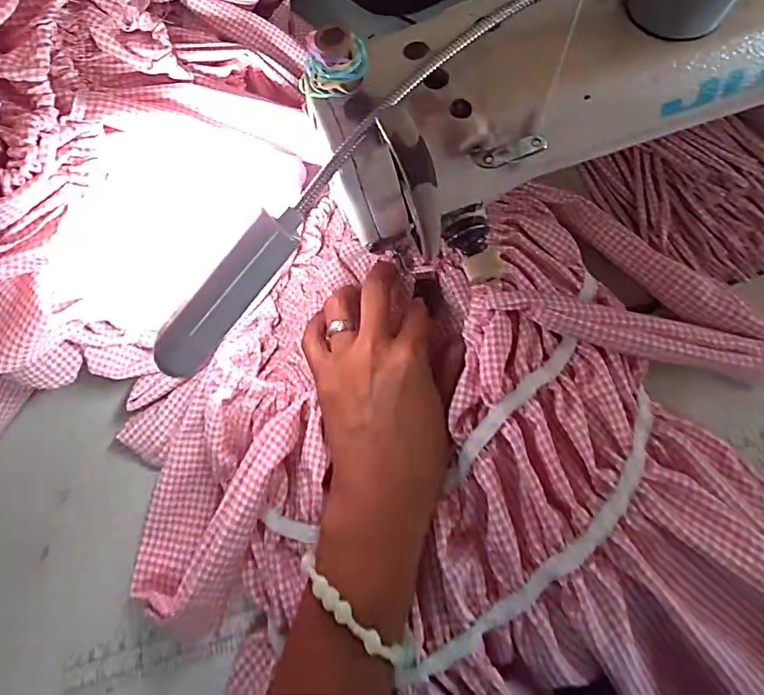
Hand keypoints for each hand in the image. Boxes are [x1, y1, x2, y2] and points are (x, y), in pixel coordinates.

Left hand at [301, 262, 460, 553]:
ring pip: (338, 304)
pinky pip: (312, 335)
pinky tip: (328, 321)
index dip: (421, 307)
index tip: (421, 307)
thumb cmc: (419, 455)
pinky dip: (319, 323)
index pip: (416, 312)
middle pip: (375, 291)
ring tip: (357, 297)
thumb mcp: (441, 408)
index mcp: (408, 356)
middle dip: (386, 275)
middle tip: (390, 272)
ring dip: (350, 295)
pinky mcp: (321, 375)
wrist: (378, 491)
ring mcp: (342, 359)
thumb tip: (452, 339)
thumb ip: (445, 367)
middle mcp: (372, 347)